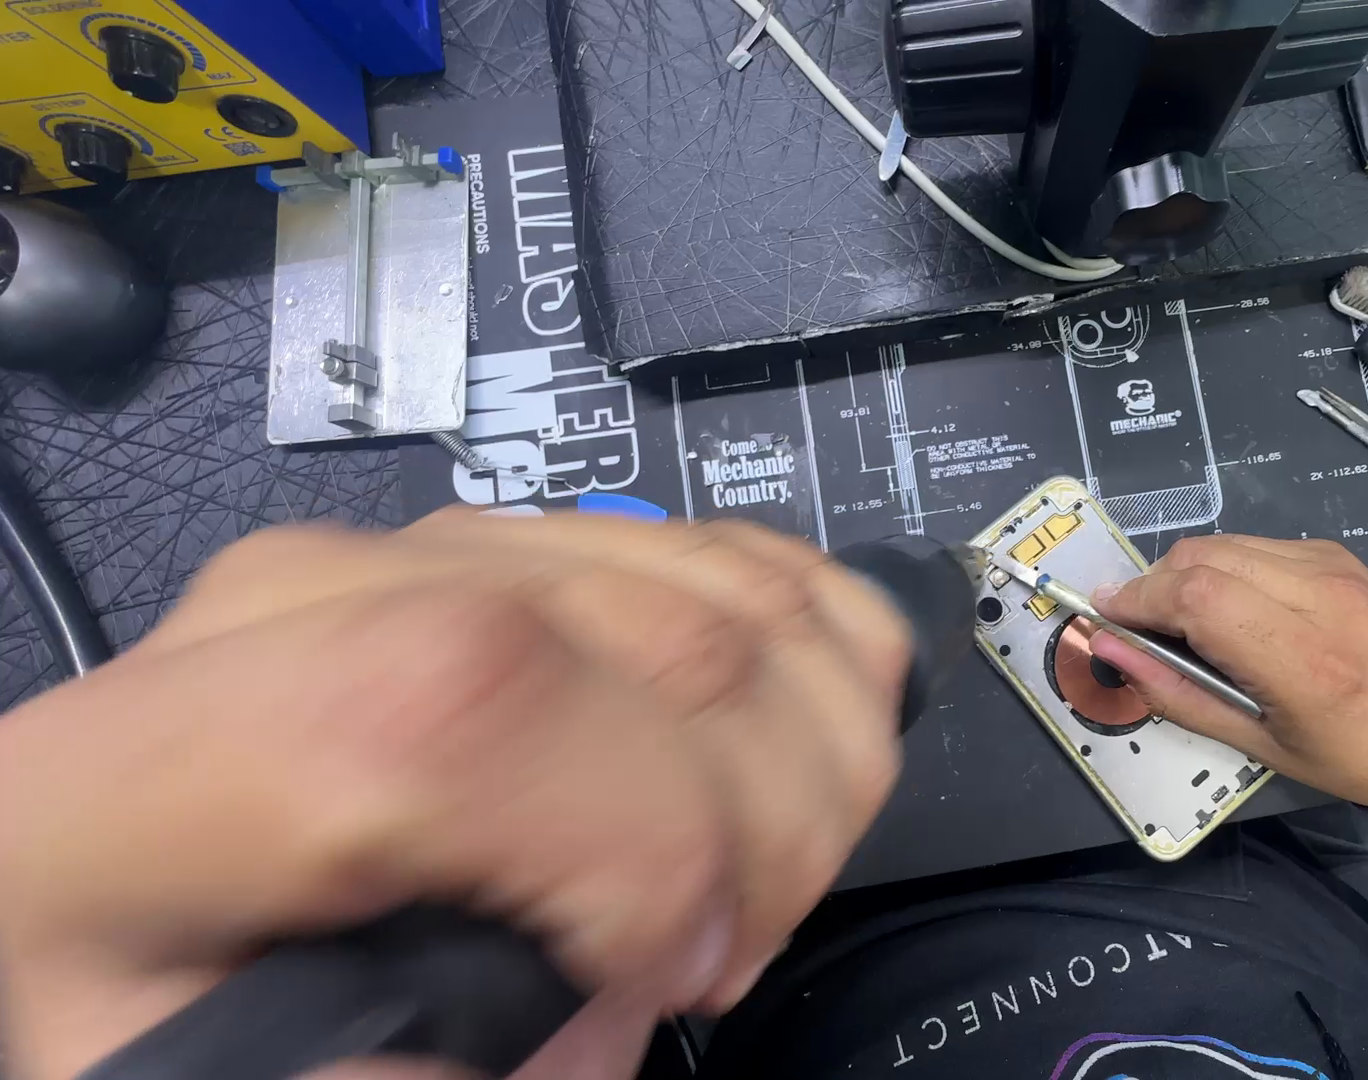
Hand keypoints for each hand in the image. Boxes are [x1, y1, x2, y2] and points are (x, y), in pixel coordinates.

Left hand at [0, 511, 909, 1079]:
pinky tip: (794, 747)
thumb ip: (455, 1069)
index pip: (485, 699)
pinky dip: (836, 661)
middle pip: (684, 648)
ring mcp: (501, 542)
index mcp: (210, 736)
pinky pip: (774, 563)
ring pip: (758, 602)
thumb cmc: (237, 996)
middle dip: (779, 829)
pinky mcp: (594, 538)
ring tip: (764, 855)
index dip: (650, 846)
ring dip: (823, 760)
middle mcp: (362, 584)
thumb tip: (649, 976)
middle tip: (741, 937)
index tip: (683, 973)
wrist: (222, 872)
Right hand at [1089, 536, 1367, 807]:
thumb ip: (1174, 692)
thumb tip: (1109, 646)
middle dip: (1152, 585)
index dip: (1140, 600)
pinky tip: (1228, 604)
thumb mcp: (1255, 746)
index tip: (1107, 617)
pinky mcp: (1334, 551)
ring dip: (1182, 573)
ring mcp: (1332, 565)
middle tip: (1139, 624)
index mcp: (1305, 662)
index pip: (1199, 598)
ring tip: (1181, 617)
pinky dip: (1218, 567)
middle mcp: (1321, 597)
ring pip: (1220, 543)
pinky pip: (1250, 544)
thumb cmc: (1350, 755)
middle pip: (1201, 558)